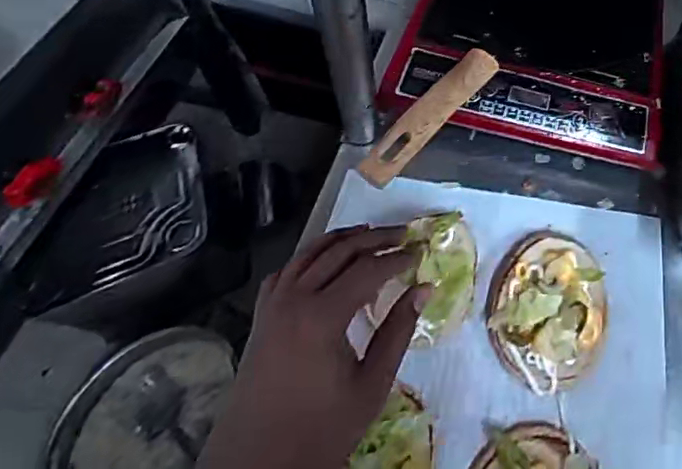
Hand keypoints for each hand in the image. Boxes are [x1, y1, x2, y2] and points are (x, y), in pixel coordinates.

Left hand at [200, 225, 422, 468]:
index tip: (421, 253)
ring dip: (343, 239)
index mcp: (322, 317)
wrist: (256, 465)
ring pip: (311, 252)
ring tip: (371, 234)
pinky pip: (287, 270)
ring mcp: (273, 305)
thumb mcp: (370, 387)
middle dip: (376, 239)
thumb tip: (424, 289)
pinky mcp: (260, 316)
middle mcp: (294, 299)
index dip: (398, 258)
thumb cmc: (319, 431)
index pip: (368, 268)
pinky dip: (310, 256)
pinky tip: (324, 260)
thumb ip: (398, 332)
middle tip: (404, 235)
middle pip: (341, 251)